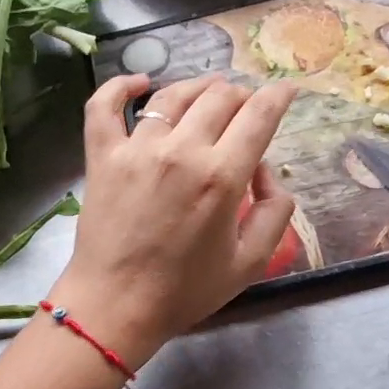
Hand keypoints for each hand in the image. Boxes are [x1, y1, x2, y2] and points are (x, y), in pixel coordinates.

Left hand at [50, 74, 297, 362]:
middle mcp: (181, 150)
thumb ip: (275, 212)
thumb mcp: (250, 262)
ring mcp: (136, 148)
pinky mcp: (102, 155)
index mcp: (221, 176)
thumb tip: (267, 173)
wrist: (115, 306)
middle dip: (242, 95)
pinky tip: (140, 83)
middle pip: (220, 98)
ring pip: (173, 96)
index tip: (286, 89)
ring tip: (210, 90)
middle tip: (246, 106)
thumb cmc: (185, 290)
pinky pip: (105, 106)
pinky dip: (121, 87)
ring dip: (199, 87)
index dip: (278, 95)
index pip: (259, 115)